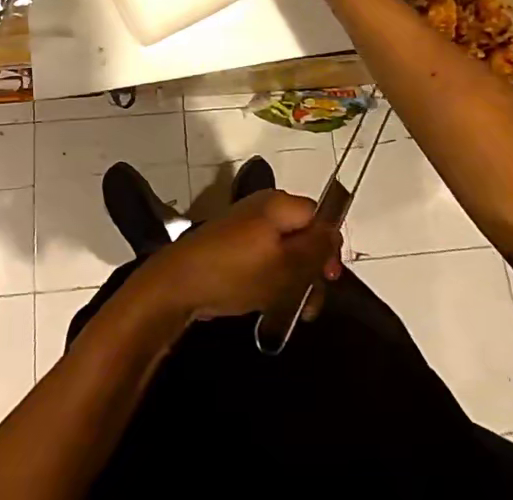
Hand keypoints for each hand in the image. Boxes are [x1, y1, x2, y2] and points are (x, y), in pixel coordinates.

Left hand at [131, 190, 342, 321]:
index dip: (328, 247)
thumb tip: (334, 233)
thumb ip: (316, 249)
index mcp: (279, 204)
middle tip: (310, 304)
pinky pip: (263, 255)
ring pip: (284, 249)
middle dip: (311, 269)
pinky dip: (271, 277)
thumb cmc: (236, 273)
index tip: (328, 279)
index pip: (319, 216)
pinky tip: (268, 302)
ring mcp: (245, 224)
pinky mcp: (231, 243)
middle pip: (302, 234)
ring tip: (290, 309)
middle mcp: (263, 207)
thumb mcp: (287, 266)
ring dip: (293, 278)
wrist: (178, 284)